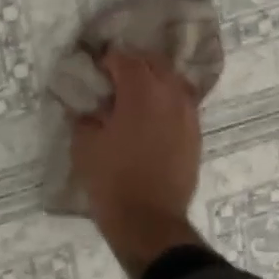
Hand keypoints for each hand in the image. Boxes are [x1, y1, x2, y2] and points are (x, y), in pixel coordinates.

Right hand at [68, 50, 205, 278]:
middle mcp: (170, 95)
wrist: (147, 220)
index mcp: (141, 92)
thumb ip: (86, 117)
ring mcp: (188, 114)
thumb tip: (90, 107)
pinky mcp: (194, 134)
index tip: (94, 69)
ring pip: (173, 81)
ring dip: (153, 81)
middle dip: (133, 64)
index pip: (125, 59)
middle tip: (113, 77)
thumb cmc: (111, 180)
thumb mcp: (84, 145)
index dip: (107, 60)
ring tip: (134, 95)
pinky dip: (165, 101)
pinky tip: (150, 116)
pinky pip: (181, 104)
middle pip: (155, 64)